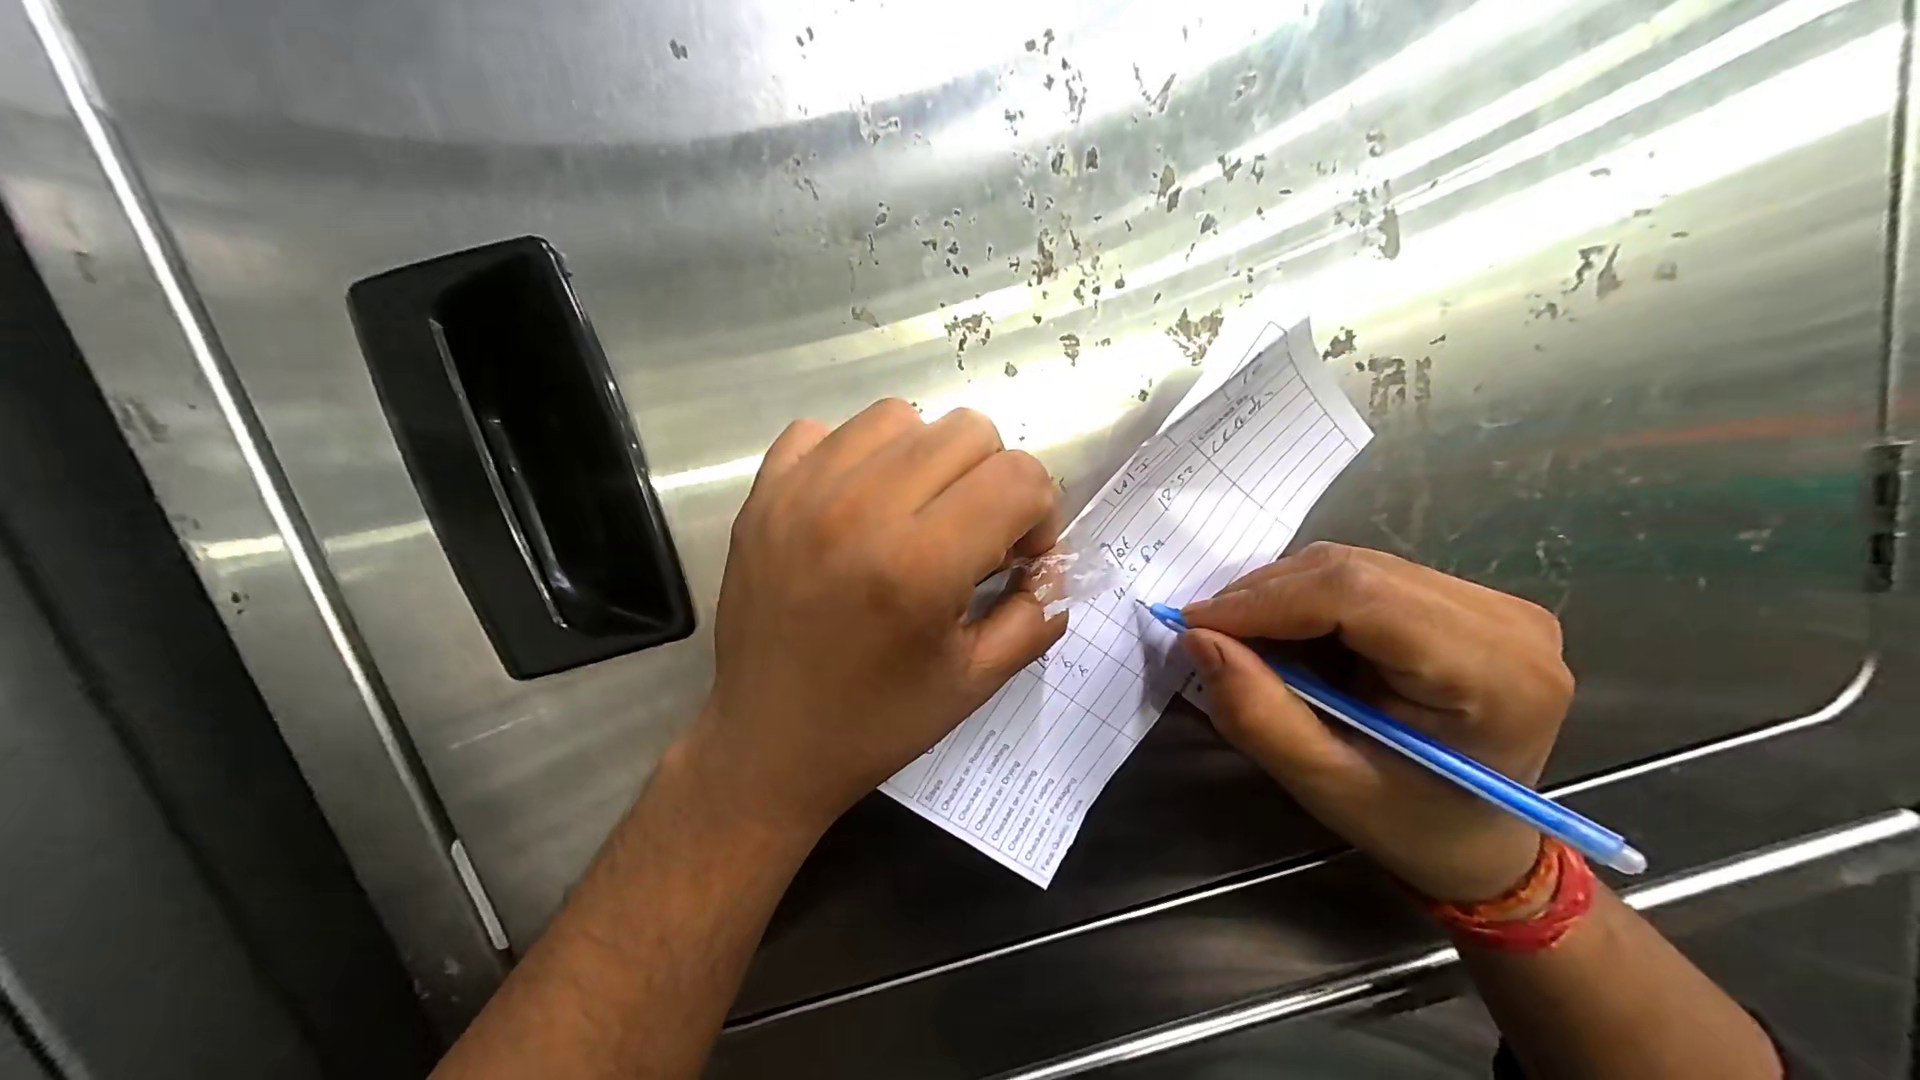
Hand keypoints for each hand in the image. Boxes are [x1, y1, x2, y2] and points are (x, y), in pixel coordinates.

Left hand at [676, 400, 1066, 836]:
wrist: (767, 745)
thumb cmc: (878, 722)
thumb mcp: (979, 680)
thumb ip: (1039, 611)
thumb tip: (1054, 561)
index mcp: (920, 565)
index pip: (1020, 477)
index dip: (1040, 516)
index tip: (1016, 560)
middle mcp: (860, 510)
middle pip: (968, 430)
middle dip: (992, 480)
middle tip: (971, 537)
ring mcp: (802, 493)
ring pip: (900, 416)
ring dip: (927, 458)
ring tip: (914, 515)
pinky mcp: (763, 493)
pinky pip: (824, 430)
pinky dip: (855, 457)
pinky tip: (855, 507)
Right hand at [1180, 542, 1573, 902]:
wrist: (1479, 838)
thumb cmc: (1410, 824)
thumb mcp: (1324, 782)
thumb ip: (1258, 713)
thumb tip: (1198, 639)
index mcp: (1492, 670)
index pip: (1357, 595)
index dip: (1266, 601)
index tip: (1196, 624)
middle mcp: (1502, 618)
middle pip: (1351, 570)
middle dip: (1263, 596)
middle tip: (1209, 633)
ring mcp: (1486, 601)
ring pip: (1349, 565)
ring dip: (1279, 596)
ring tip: (1242, 639)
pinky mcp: (1459, 599)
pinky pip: (1359, 576)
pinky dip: (1303, 599)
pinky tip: (1285, 636)